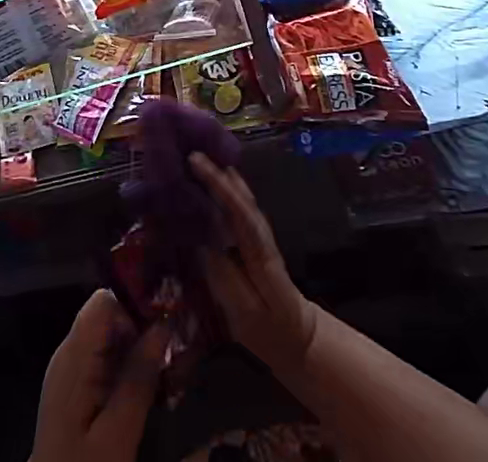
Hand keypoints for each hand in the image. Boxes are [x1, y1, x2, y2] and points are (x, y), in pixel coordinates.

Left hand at [32, 289, 169, 461]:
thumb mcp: (117, 434)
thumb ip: (138, 378)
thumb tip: (164, 324)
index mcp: (74, 357)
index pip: (104, 302)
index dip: (136, 305)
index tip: (169, 322)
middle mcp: (72, 354)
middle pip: (111, 317)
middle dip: (146, 327)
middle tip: (182, 348)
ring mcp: (75, 371)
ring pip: (114, 338)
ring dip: (144, 349)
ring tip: (177, 367)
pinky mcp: (81, 388)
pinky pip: (110, 360)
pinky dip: (134, 367)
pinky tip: (158, 386)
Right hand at [190, 151, 320, 370]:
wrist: (297, 338)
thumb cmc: (269, 329)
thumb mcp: (243, 311)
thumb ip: (224, 276)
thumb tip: (201, 241)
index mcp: (259, 252)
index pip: (237, 209)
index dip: (217, 184)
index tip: (195, 161)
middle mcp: (261, 234)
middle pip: (240, 196)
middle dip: (216, 172)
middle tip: (190, 151)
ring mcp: (260, 234)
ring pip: (241, 198)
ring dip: (222, 176)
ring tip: (200, 158)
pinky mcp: (254, 239)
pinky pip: (238, 207)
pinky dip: (226, 188)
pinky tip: (214, 180)